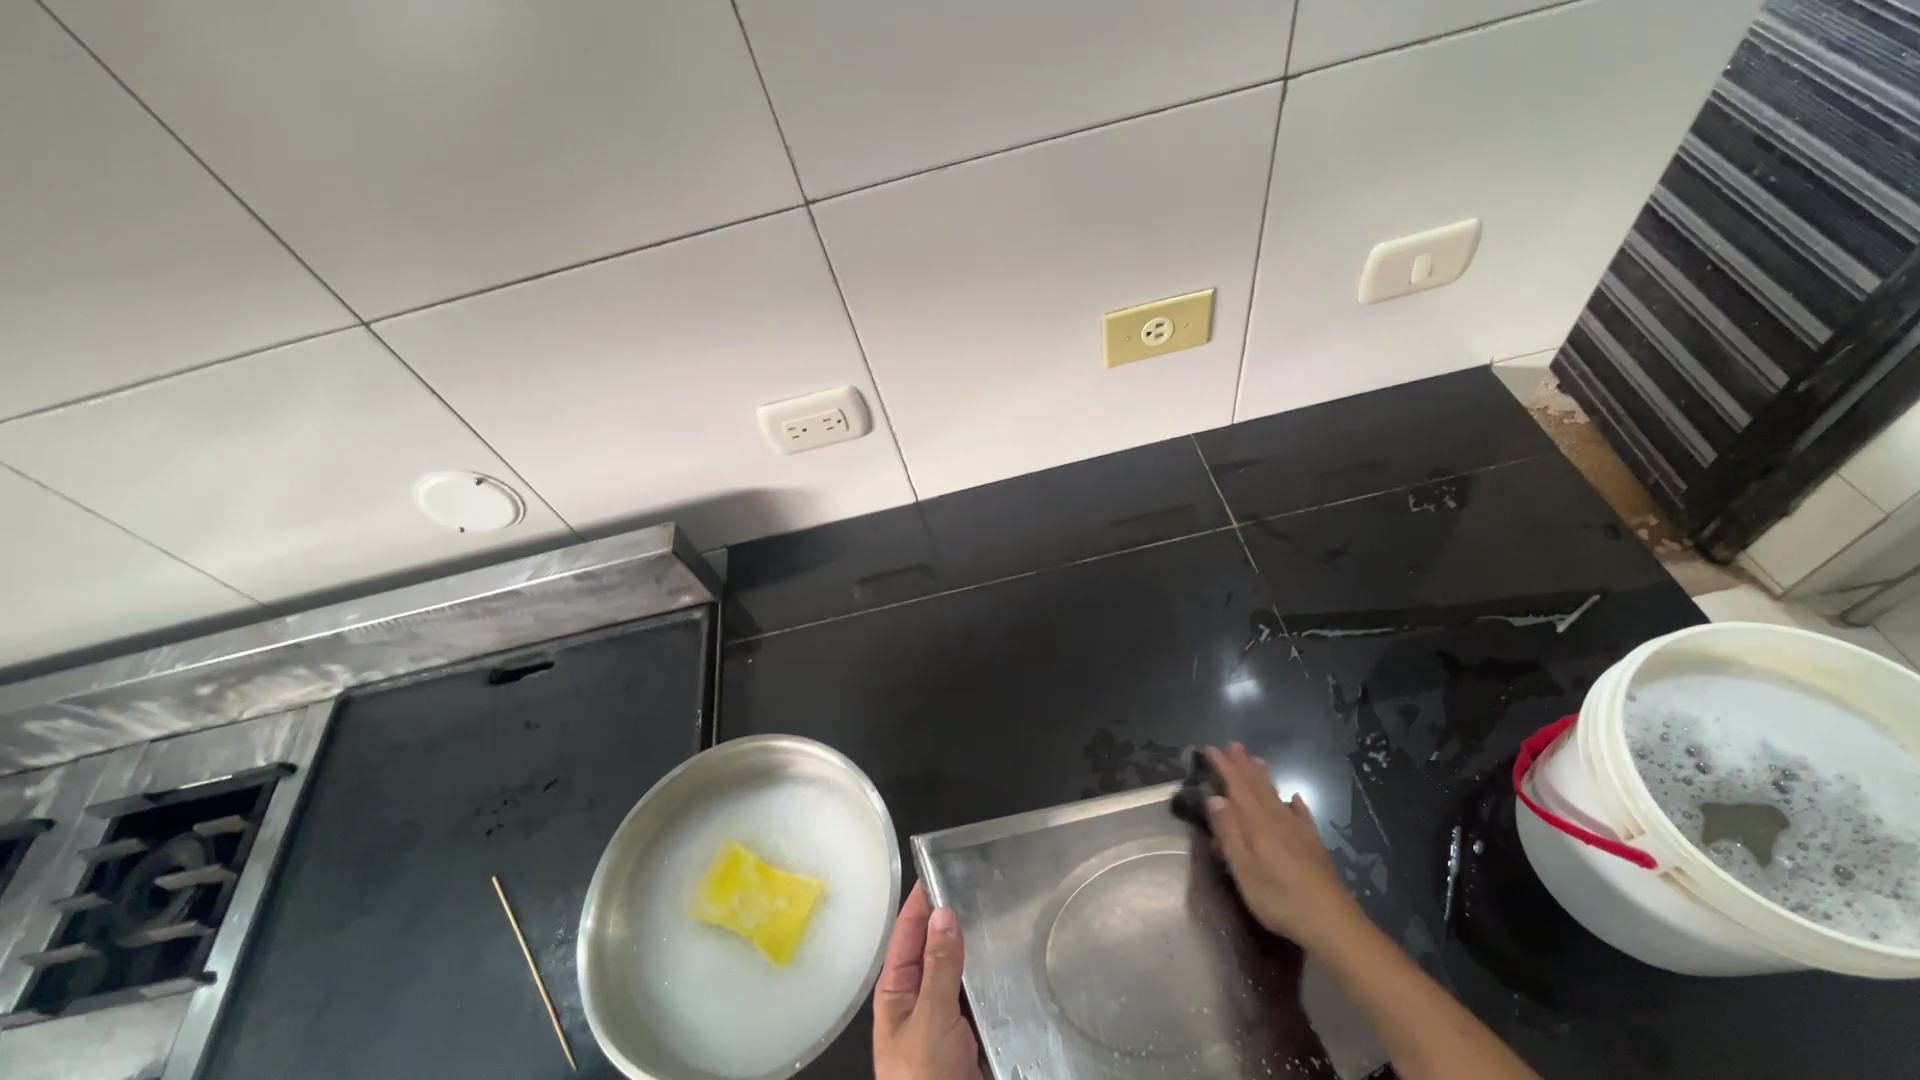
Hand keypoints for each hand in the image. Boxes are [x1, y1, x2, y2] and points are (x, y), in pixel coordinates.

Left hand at [873, 882, 984, 1079]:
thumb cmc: (924, 1078)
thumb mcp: (929, 1018)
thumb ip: (938, 966)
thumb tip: (943, 913)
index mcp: (897, 992)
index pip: (906, 934)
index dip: (919, 902)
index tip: (936, 869)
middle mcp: (920, 999)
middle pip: (934, 949)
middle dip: (950, 919)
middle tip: (976, 883)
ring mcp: (946, 1017)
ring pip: (959, 971)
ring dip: (973, 947)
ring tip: (997, 913)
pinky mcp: (971, 1034)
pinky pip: (979, 995)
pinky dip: (991, 976)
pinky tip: (1009, 961)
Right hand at [1204, 743, 1365, 949]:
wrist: (1332, 922)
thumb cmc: (1280, 899)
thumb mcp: (1244, 869)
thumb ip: (1229, 832)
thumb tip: (1216, 797)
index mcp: (1258, 824)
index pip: (1238, 787)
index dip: (1224, 768)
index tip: (1210, 749)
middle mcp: (1279, 820)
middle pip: (1259, 786)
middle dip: (1244, 766)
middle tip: (1233, 745)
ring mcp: (1300, 832)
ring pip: (1278, 796)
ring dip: (1265, 778)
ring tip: (1257, 760)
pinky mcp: (1314, 846)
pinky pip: (1303, 816)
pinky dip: (1296, 804)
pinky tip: (1295, 798)